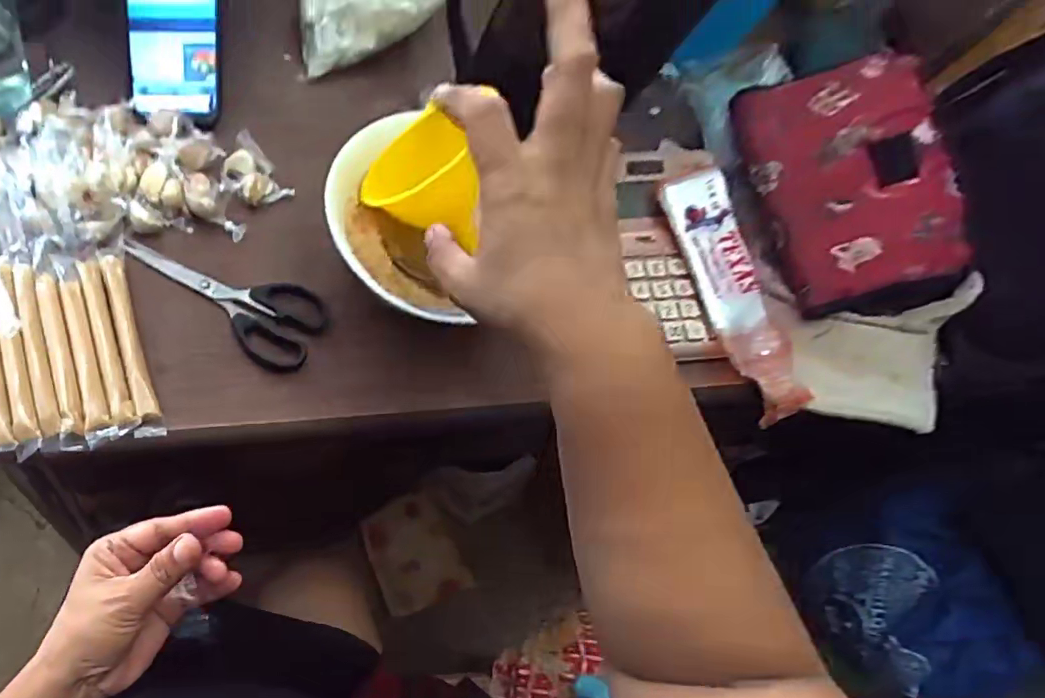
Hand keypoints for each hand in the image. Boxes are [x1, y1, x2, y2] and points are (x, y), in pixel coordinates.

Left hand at [33, 506, 244, 697]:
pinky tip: (226, 583)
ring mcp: (152, 588)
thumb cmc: (86, 633)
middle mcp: (135, 564)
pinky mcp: (164, 610)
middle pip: (177, 547)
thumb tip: (190, 543)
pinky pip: (191, 593)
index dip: (191, 522)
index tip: (221, 516)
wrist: (82, 678)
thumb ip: (161, 571)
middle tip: (232, 541)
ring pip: (188, 570)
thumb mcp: (124, 598)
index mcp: (116, 551)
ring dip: (209, 568)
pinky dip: (209, 589)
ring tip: (226, 571)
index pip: (159, 530)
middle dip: (205, 544)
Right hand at [424, 0, 639, 352]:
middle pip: (573, 68)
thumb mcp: (462, 283)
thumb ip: (444, 253)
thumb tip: (437, 233)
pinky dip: (593, 117)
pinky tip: (579, 130)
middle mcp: (554, 159)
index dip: (457, 96)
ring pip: (602, 92)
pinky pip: (606, 131)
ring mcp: (588, 167)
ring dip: (587, 68)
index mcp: (511, 181)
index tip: (439, 98)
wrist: (579, 319)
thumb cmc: (516, 302)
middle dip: (569, 19)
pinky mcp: (607, 184)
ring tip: (569, 64)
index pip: (483, 113)